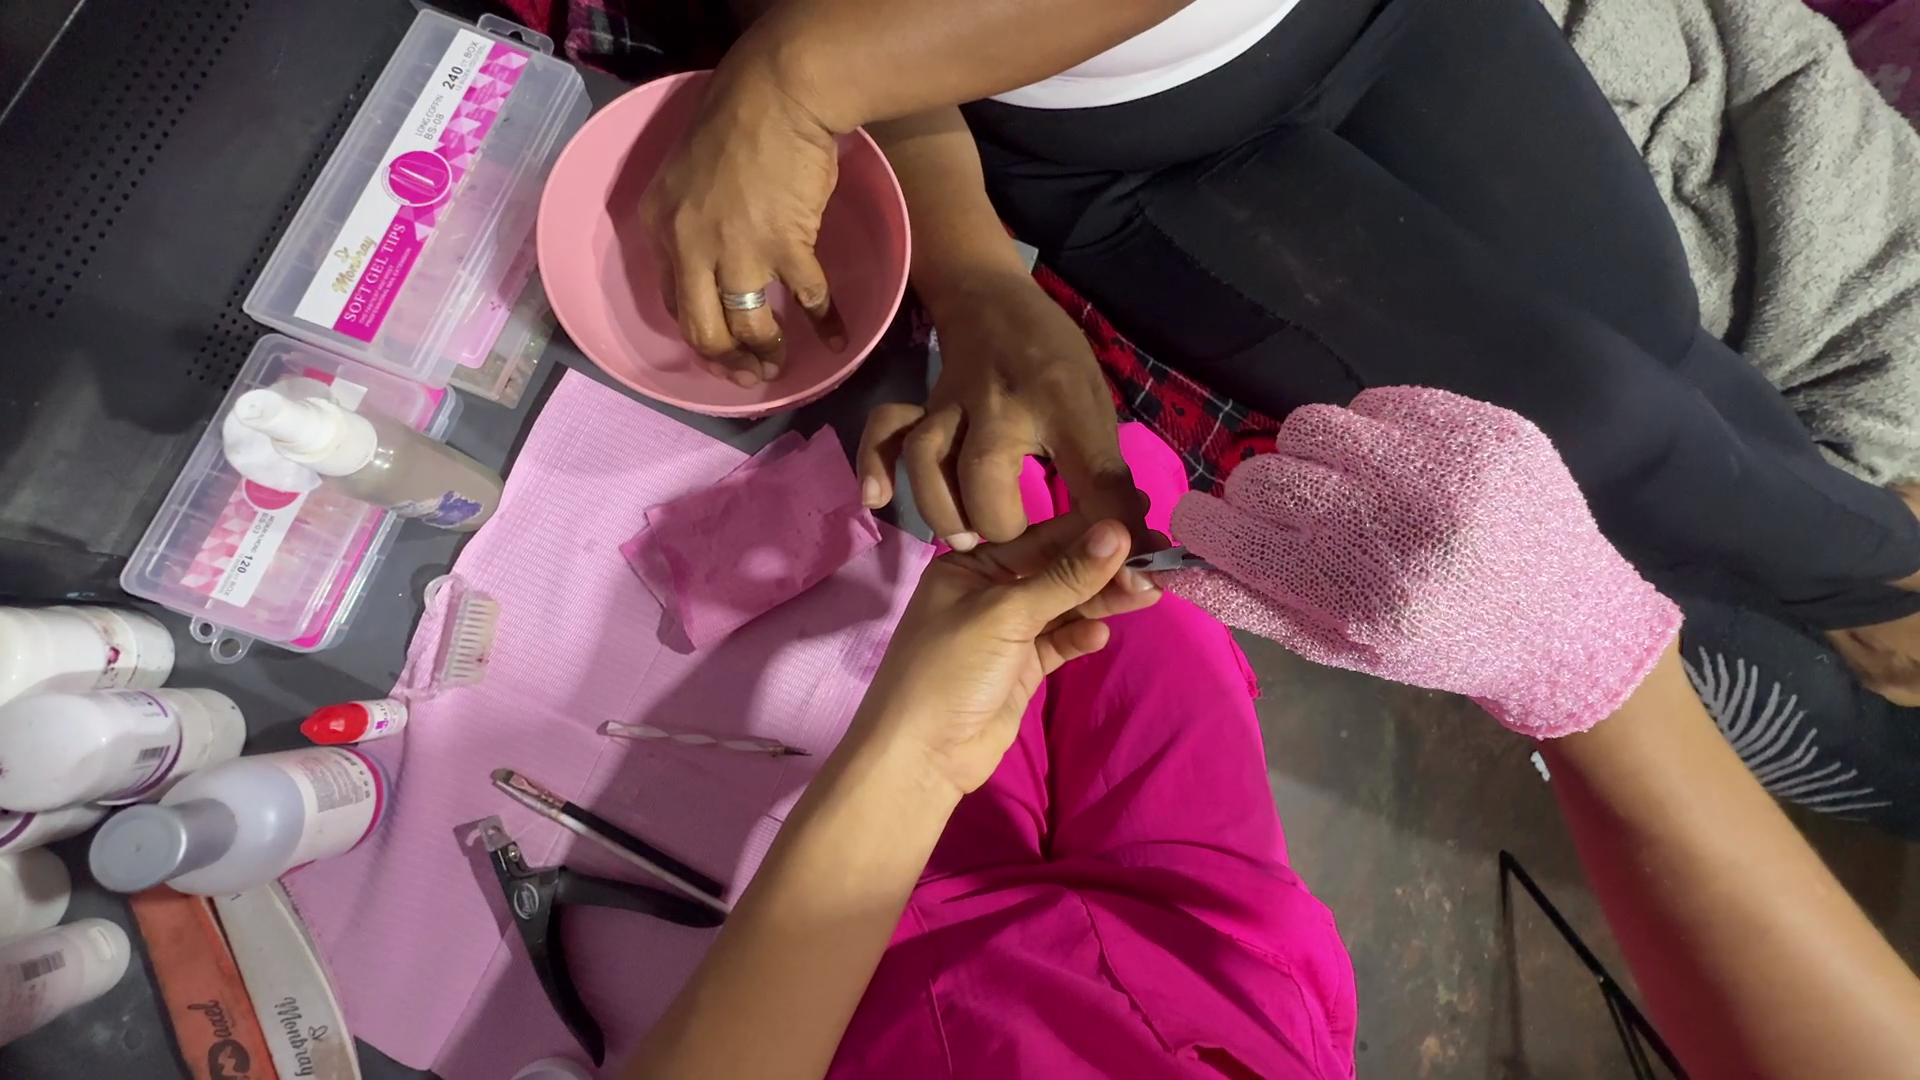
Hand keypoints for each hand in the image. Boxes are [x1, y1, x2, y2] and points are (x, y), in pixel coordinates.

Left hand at [641, 66, 848, 386]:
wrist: (777, 95)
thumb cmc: (734, 126)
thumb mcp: (686, 178)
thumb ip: (690, 229)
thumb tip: (712, 272)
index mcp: (664, 230)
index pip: (673, 305)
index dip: (699, 339)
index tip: (720, 355)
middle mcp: (692, 248)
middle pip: (704, 332)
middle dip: (729, 363)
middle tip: (751, 374)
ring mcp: (739, 250)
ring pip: (748, 328)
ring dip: (767, 355)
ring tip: (781, 365)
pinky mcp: (786, 246)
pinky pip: (807, 299)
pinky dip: (825, 324)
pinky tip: (837, 339)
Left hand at [847, 516, 1160, 796]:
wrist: (923, 755)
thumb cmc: (952, 668)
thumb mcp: (1006, 614)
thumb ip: (1065, 577)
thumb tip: (1119, 532)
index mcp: (971, 564)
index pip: (1041, 537)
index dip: (1091, 533)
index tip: (1142, 527)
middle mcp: (989, 590)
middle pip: (1058, 570)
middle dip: (1105, 568)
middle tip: (1158, 563)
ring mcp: (1007, 631)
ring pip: (1064, 606)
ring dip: (1102, 601)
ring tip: (1148, 594)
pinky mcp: (1022, 666)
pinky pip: (1059, 641)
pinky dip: (1080, 635)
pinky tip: (1100, 634)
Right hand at [858, 268, 1149, 550]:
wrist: (994, 301)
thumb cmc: (1055, 362)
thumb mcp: (1094, 409)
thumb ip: (1110, 479)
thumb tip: (1139, 546)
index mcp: (1062, 405)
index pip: (1092, 476)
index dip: (1113, 529)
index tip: (1130, 570)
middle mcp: (1001, 406)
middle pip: (985, 473)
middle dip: (1003, 524)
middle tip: (1018, 540)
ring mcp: (951, 405)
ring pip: (929, 459)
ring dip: (943, 509)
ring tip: (964, 540)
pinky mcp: (920, 409)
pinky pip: (886, 433)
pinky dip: (875, 464)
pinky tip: (877, 499)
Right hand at [1168, 386, 1681, 738]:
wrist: (1563, 623)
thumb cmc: (1433, 643)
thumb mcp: (1333, 648)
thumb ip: (1246, 605)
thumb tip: (1168, 569)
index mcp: (1354, 594)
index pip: (1223, 530)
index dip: (1197, 521)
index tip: (1206, 523)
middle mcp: (1398, 526)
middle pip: (1259, 474)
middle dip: (1255, 494)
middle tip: (1288, 516)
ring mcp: (1447, 467)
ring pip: (1308, 425)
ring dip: (1305, 456)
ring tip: (1340, 486)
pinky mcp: (1484, 426)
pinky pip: (1374, 402)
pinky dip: (1366, 434)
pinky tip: (1394, 469)